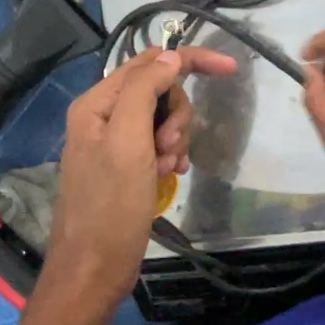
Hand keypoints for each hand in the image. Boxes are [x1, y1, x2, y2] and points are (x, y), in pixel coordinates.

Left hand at [50, 45, 237, 294]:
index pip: (150, 62)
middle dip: (177, 115)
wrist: (94, 269)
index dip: (190, 60)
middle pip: (161, 90)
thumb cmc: (110, 206)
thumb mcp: (128, 141)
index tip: (230, 69)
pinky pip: (160, 142)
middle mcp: (104, 115)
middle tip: (169, 149)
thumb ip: (145, 90)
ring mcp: (115, 141)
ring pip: (164, 117)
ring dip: (176, 139)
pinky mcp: (127, 164)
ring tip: (168, 168)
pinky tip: (172, 174)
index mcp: (97, 102)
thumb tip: (170, 55)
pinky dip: (172, 154)